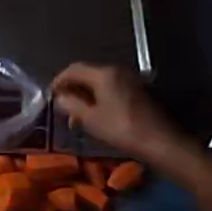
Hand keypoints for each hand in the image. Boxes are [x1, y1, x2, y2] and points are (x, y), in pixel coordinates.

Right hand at [51, 63, 178, 158]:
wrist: (161, 141)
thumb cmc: (122, 128)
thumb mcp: (91, 119)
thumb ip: (72, 105)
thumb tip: (59, 97)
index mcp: (104, 74)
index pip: (74, 69)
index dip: (59, 80)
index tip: (50, 95)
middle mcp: (117, 71)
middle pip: (87, 74)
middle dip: (72, 89)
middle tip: (62, 106)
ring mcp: (130, 80)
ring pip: (100, 83)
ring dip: (86, 96)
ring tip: (77, 116)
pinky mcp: (138, 91)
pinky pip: (111, 89)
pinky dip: (99, 98)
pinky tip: (95, 115)